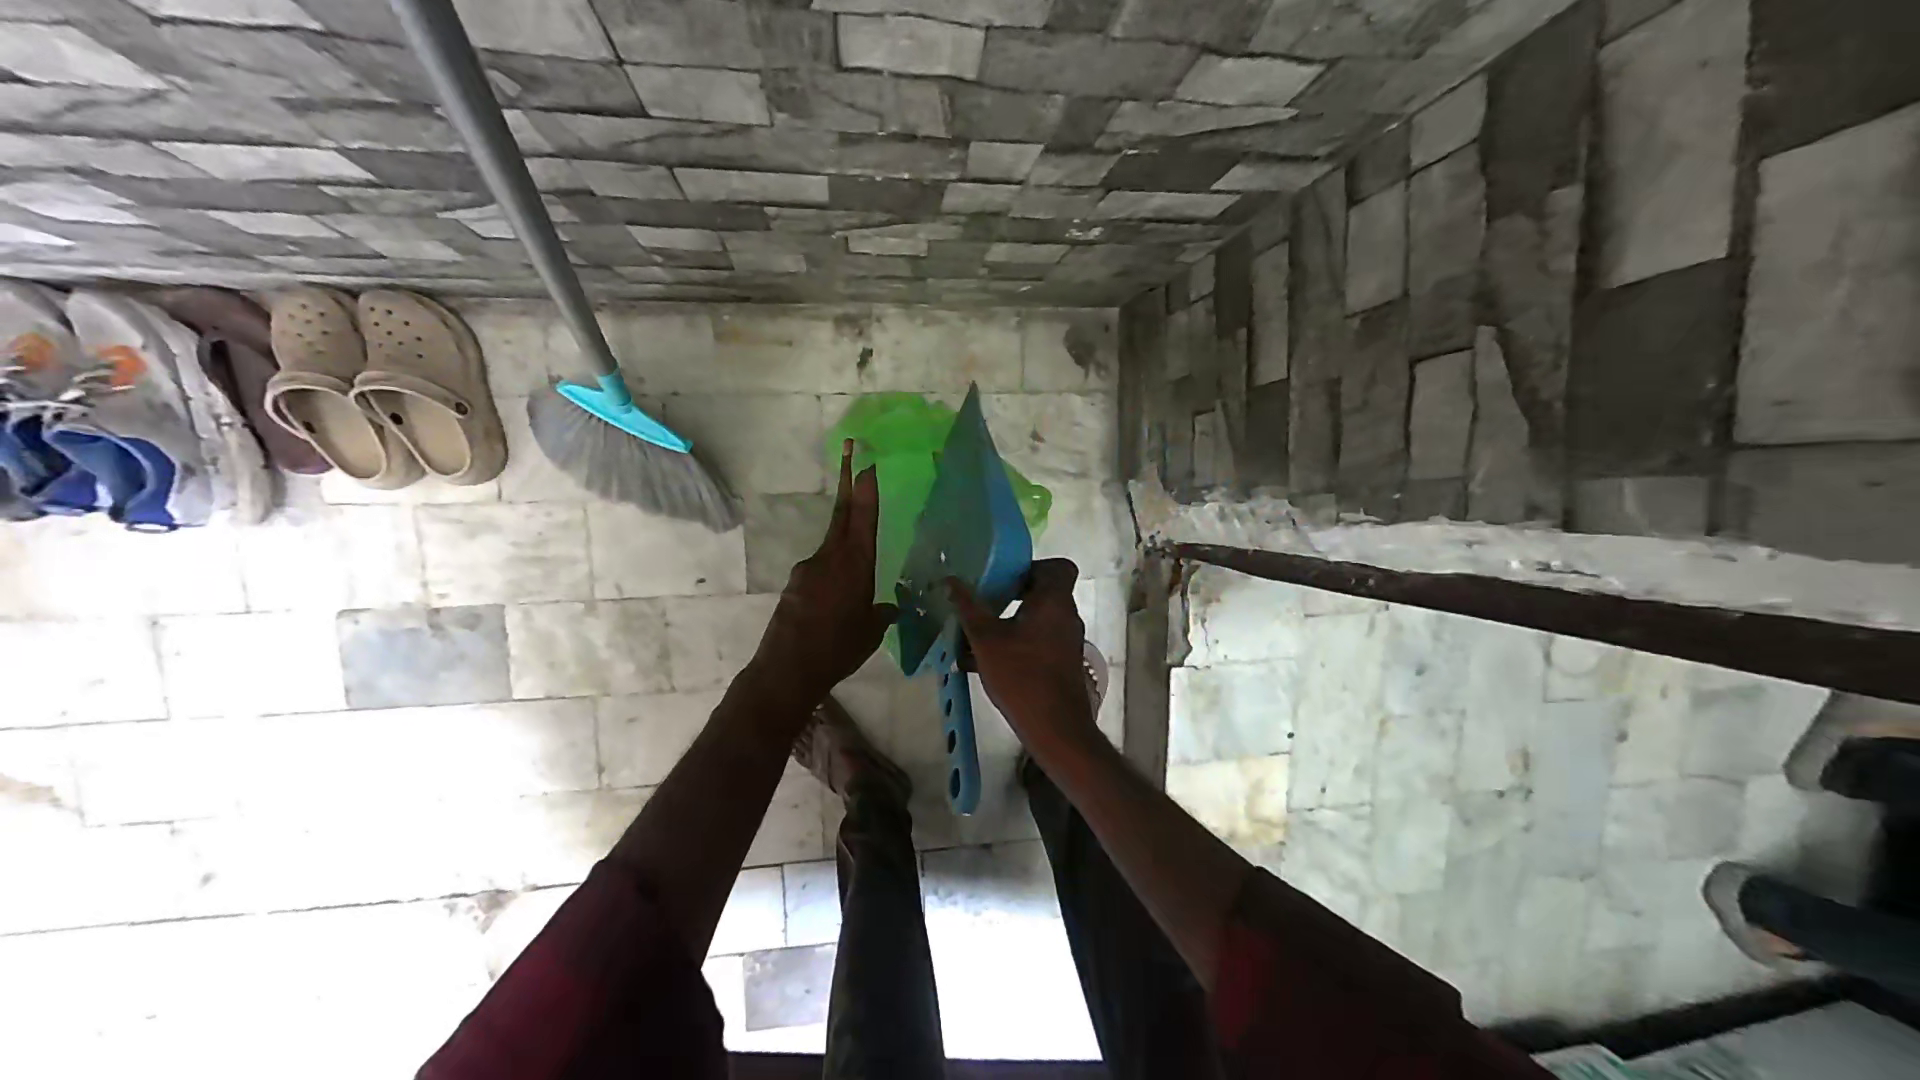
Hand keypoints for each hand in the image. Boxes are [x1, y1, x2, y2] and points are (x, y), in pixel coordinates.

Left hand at [751, 441, 897, 709]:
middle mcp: (829, 558)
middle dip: (849, 483)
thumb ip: (882, 613)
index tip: (866, 463)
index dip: (866, 490)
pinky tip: (835, 607)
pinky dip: (831, 579)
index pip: (862, 518)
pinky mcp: (794, 585)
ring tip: (853, 588)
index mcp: (854, 564)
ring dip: (844, 550)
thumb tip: (891, 607)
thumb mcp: (871, 632)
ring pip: (832, 549)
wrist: (788, 669)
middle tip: (852, 452)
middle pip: (842, 514)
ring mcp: (807, 569)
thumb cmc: (838, 648)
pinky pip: (819, 573)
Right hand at [947, 559, 1097, 749]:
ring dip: (1009, 621)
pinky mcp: (1061, 663)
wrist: (1055, 727)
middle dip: (1011, 594)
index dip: (1032, 566)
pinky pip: (1037, 641)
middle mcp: (1066, 617)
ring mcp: (1066, 641)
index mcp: (1054, 602)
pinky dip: (1015, 642)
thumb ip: (968, 608)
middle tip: (984, 601)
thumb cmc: (1021, 675)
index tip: (1005, 577)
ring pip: (1037, 619)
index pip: (1058, 567)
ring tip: (976, 632)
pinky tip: (982, 661)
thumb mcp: (986, 639)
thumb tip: (950, 581)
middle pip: (1043, 592)